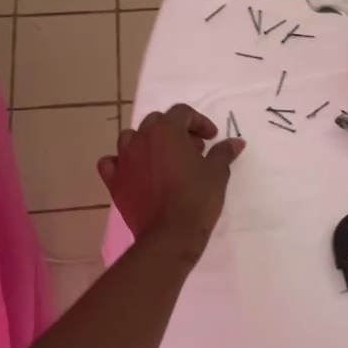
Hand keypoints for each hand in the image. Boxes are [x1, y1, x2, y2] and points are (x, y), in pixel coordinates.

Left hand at [98, 104, 243, 261]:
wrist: (170, 234)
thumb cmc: (197, 198)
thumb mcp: (217, 172)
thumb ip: (223, 152)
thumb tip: (236, 143)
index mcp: (166, 130)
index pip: (182, 112)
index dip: (199, 122)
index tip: (210, 139)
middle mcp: (141, 139)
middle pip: (156, 122)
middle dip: (176, 131)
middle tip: (192, 150)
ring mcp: (124, 160)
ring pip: (131, 138)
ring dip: (148, 143)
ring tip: (164, 159)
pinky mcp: (114, 182)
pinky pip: (111, 163)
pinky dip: (122, 163)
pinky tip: (134, 172)